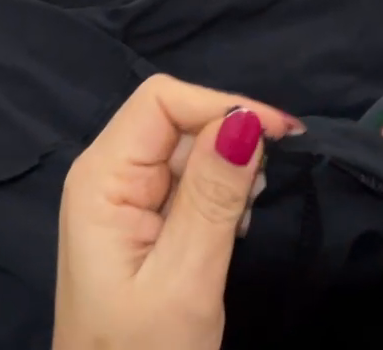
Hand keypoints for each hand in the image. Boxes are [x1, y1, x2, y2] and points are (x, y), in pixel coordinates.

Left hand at [54, 75, 300, 349]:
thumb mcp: (184, 281)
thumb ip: (213, 196)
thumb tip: (248, 119)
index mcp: (101, 176)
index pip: (160, 101)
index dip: (220, 105)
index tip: (281, 135)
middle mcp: (107, 174)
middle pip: (172, 119)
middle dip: (226, 138)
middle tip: (269, 185)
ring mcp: (122, 199)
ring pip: (183, 149)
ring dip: (226, 167)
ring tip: (250, 213)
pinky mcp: (141, 224)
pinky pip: (184, 184)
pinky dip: (218, 193)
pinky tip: (235, 225)